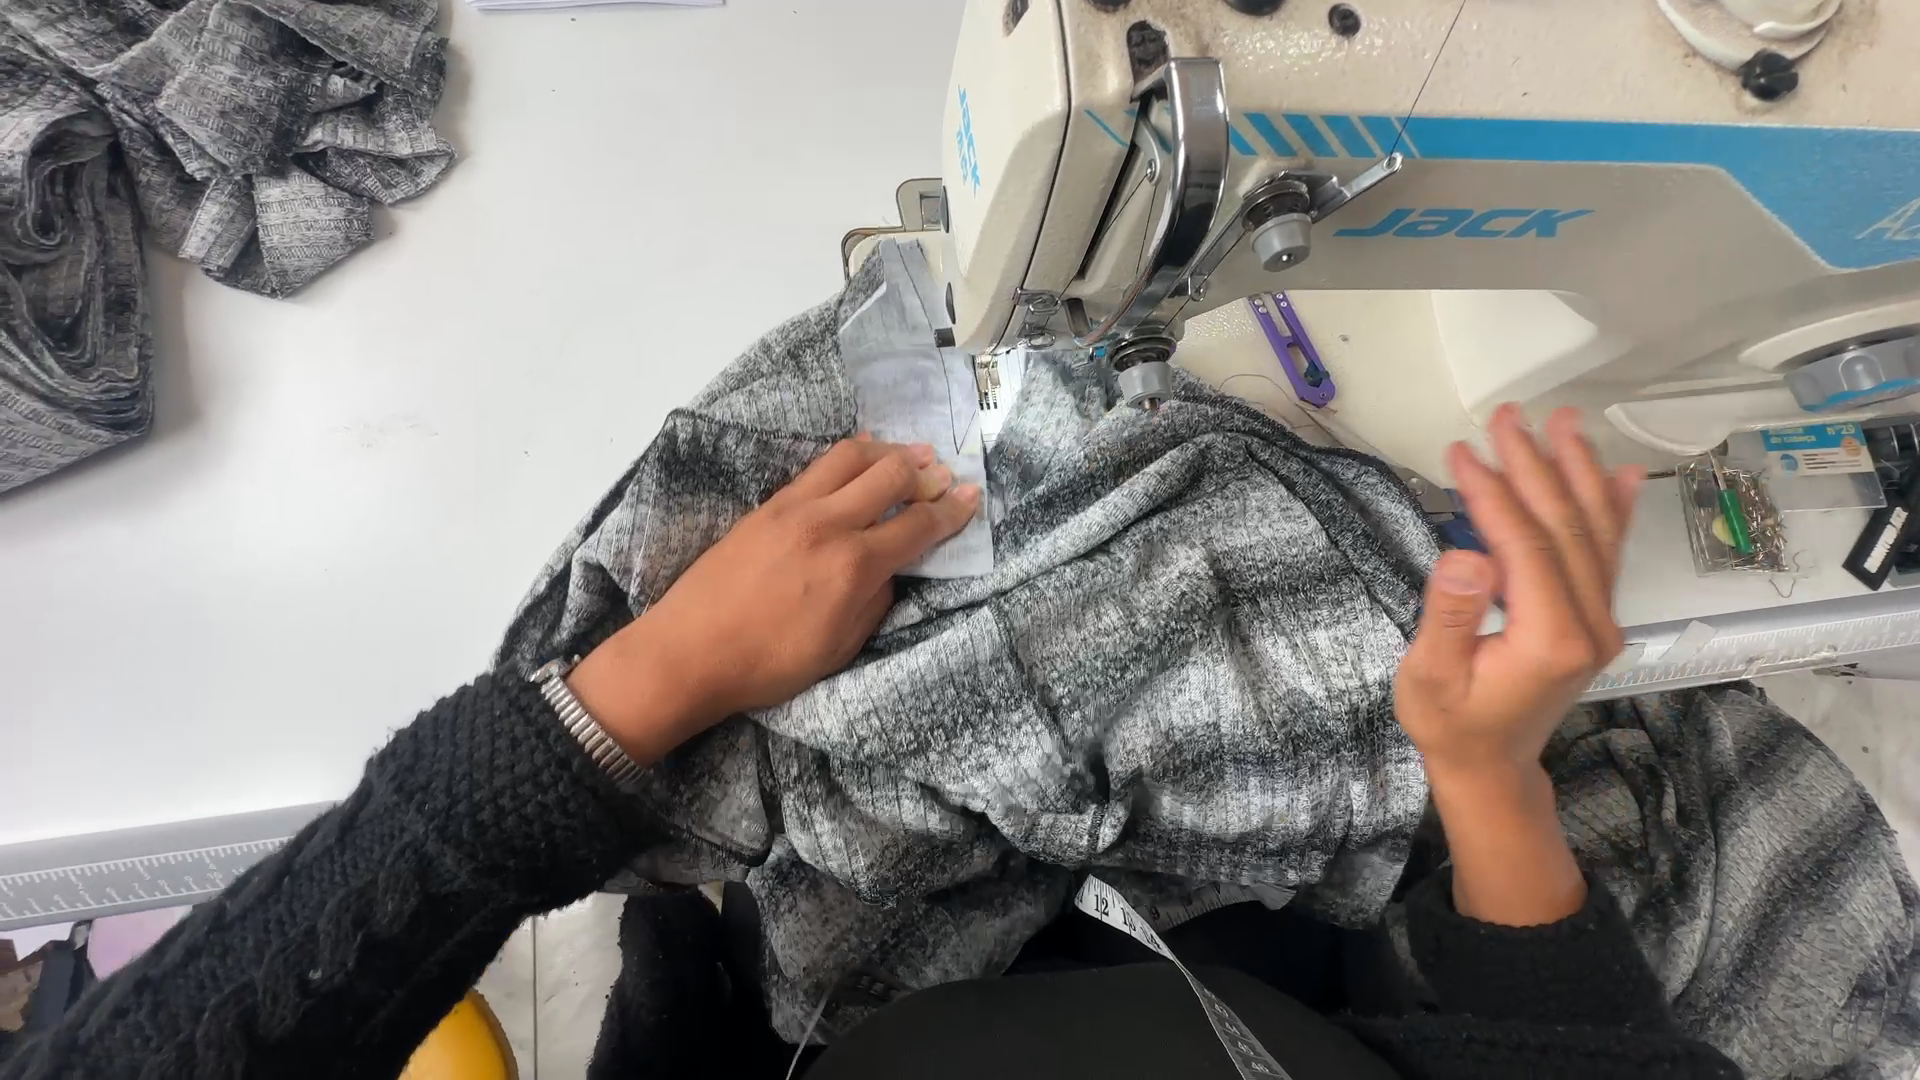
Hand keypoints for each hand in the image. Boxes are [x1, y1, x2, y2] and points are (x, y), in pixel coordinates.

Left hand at [566, 437, 980, 763]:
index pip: (918, 526)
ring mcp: (794, 508)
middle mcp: (829, 525)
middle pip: (890, 474)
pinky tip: (858, 458)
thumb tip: (890, 570)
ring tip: (906, 455)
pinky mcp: (768, 505)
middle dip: (925, 471)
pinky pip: (817, 466)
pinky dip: (848, 457)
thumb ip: (876, 602)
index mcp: (854, 567)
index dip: (953, 510)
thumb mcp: (840, 648)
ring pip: (851, 456)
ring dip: (887, 451)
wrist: (689, 652)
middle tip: (941, 474)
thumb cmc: (769, 663)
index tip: (973, 496)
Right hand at [1395, 404, 1644, 773]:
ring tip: (1564, 423)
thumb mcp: (1430, 674)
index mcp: (1548, 634)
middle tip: (1508, 417)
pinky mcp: (1593, 621)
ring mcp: (1598, 621)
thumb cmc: (1448, 721)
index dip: (1493, 492)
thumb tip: (1465, 554)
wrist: (1489, 764)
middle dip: (1536, 466)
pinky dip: (1611, 510)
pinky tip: (1616, 476)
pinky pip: (1606, 555)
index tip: (1461, 451)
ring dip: (1576, 473)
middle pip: (1565, 527)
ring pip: (1593, 533)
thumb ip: (1449, 615)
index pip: (1526, 544)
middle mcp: (1588, 622)